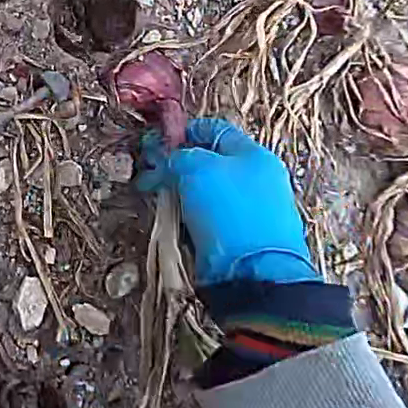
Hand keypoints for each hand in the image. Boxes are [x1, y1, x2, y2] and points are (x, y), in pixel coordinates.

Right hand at [137, 118, 318, 286]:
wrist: (254, 276)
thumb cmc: (230, 214)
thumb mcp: (198, 169)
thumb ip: (181, 156)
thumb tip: (169, 159)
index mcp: (254, 156)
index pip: (215, 131)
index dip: (185, 132)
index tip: (160, 141)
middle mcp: (255, 181)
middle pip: (208, 163)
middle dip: (177, 166)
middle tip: (152, 173)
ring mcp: (249, 211)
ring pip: (205, 192)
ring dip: (180, 194)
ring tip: (159, 199)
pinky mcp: (239, 238)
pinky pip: (207, 219)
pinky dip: (189, 218)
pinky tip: (174, 222)